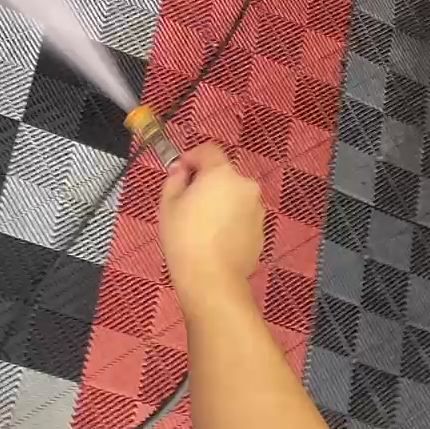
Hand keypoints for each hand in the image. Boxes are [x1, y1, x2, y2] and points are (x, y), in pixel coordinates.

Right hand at [158, 144, 264, 307]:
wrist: (211, 278)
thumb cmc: (184, 239)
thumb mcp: (168, 205)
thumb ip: (175, 179)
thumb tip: (181, 171)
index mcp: (221, 174)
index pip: (208, 150)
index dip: (192, 156)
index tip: (179, 170)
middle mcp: (244, 185)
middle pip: (223, 174)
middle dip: (207, 182)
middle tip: (187, 202)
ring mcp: (257, 208)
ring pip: (234, 196)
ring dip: (220, 201)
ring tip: (201, 225)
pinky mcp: (261, 229)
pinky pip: (242, 216)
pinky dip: (230, 220)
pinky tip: (215, 238)